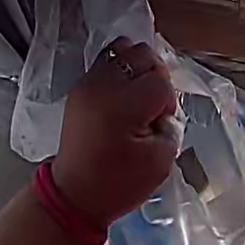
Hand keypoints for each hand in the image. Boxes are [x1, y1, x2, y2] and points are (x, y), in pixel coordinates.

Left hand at [53, 39, 178, 226]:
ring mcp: (89, 82)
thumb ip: (171, 126)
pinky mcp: (80, 85)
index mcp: (123, 106)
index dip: (167, 101)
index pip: (161, 81)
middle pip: (144, 54)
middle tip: (152, 105)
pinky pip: (107, 58)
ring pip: (125, 47)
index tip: (160, 122)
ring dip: (138, 66)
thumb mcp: (161, 162)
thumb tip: (164, 108)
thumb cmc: (118, 183)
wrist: (73, 196)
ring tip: (136, 92)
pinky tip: (123, 91)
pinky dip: (121, 67)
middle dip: (155, 76)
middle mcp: (104, 86)